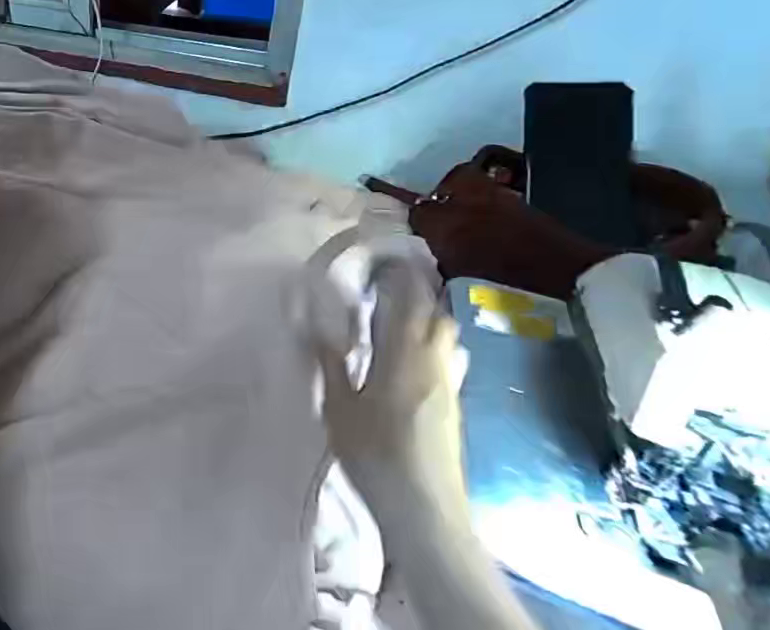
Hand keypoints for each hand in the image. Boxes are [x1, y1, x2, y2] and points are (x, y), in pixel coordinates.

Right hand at [319, 254, 469, 505]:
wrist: (426, 512)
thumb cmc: (376, 454)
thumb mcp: (340, 408)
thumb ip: (331, 361)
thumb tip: (313, 321)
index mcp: (404, 352)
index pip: (410, 298)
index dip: (401, 273)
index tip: (382, 257)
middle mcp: (434, 360)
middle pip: (436, 313)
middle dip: (417, 293)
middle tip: (388, 289)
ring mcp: (450, 384)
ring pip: (447, 335)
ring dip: (429, 318)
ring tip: (400, 320)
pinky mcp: (456, 406)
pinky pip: (450, 358)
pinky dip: (434, 345)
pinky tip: (414, 362)